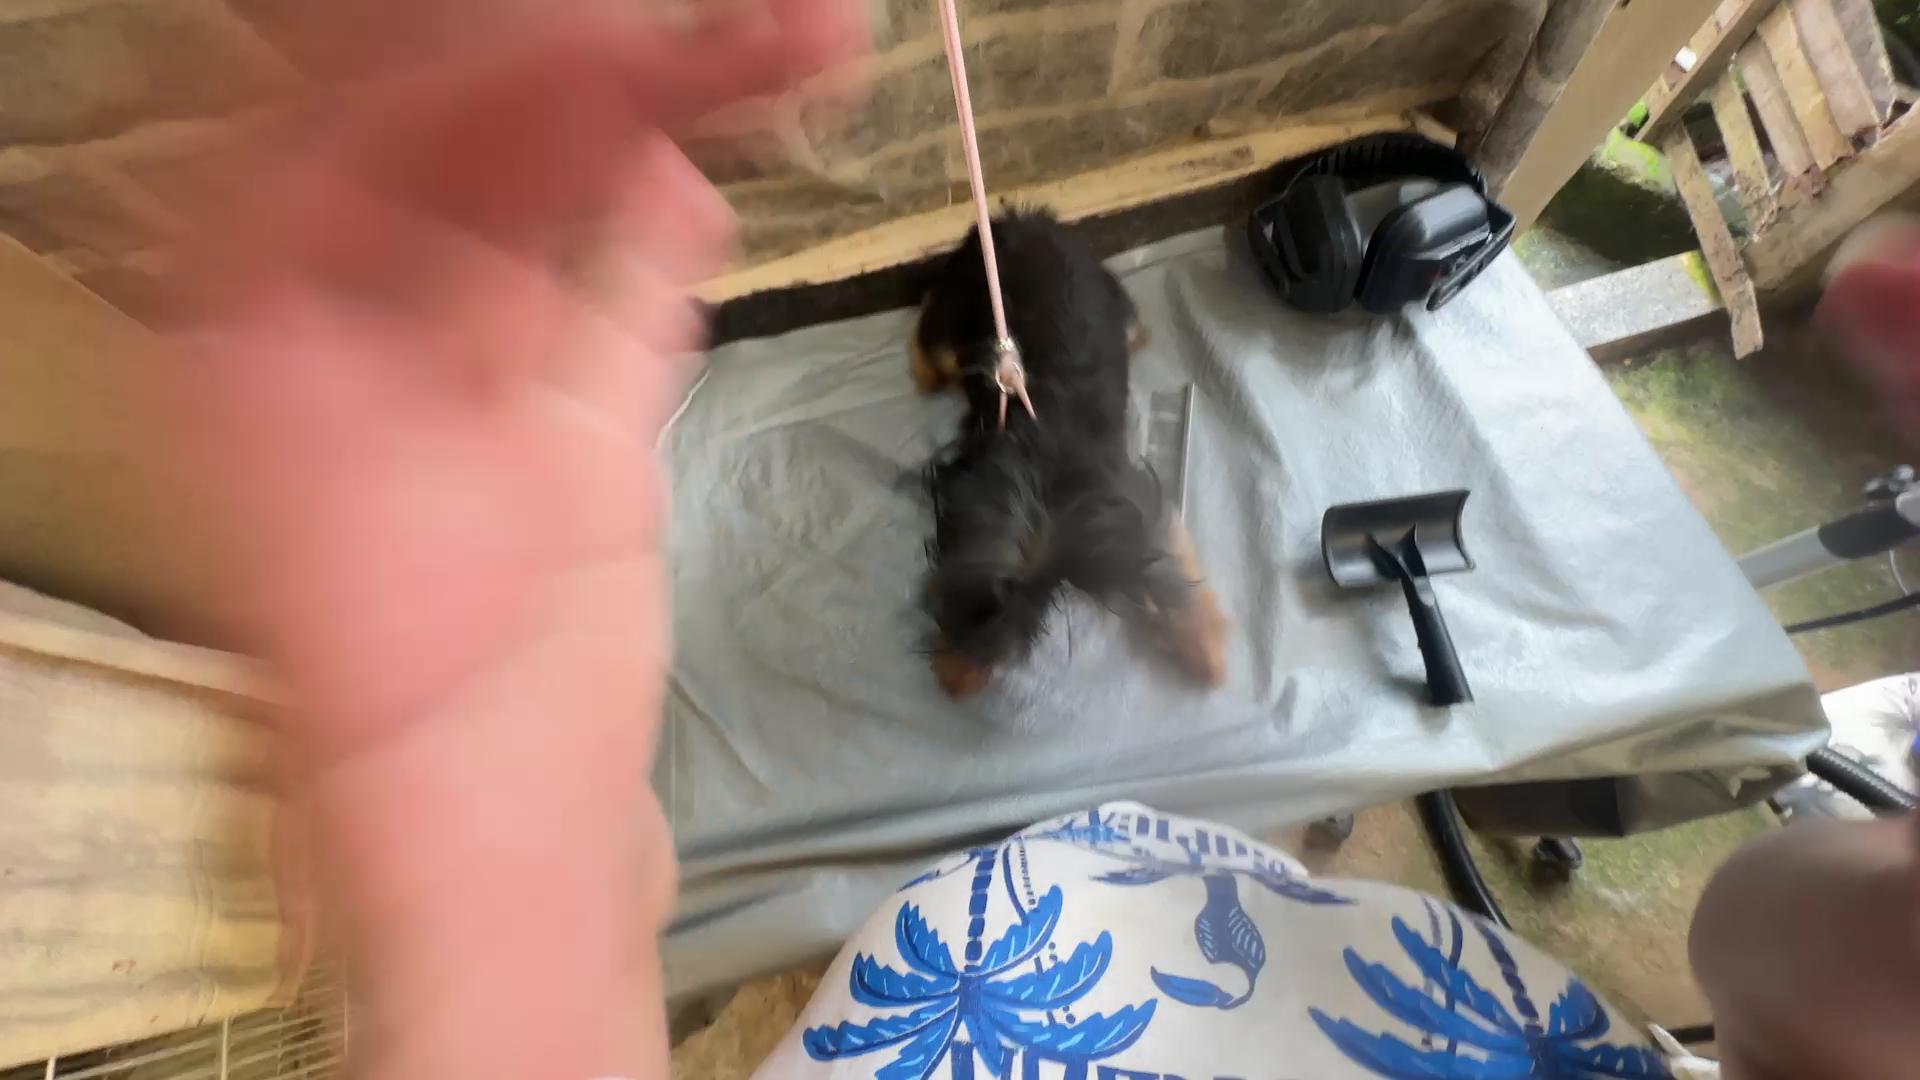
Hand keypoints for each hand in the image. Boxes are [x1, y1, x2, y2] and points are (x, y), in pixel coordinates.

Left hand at [153, 5, 861, 1077]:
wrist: (507, 822)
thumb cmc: (421, 711)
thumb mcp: (348, 515)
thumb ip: (380, 325)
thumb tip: (521, 199)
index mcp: (273, 319)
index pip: (377, 114)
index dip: (507, 51)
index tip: (625, 20)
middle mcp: (379, 325)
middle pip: (500, 147)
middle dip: (635, 71)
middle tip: (770, 22)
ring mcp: (493, 376)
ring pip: (577, 217)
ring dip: (674, 141)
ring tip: (775, 66)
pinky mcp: (580, 436)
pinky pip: (618, 314)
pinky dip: (659, 250)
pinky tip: (704, 191)